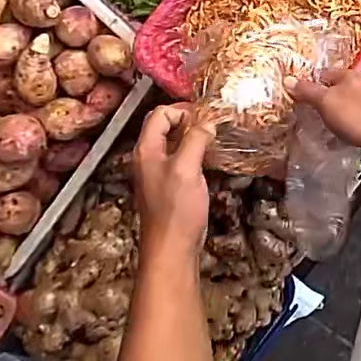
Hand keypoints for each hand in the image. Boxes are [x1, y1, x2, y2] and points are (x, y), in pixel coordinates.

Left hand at [132, 104, 215, 260]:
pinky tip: (209, 158)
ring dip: (194, 136)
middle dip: (189, 120)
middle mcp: (148, 157)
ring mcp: (158, 171)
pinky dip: (195, 151)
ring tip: (214, 138)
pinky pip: (181, 157)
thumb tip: (208, 122)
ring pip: (174, 141)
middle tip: (212, 125)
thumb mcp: (187, 168)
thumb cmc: (176, 210)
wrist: (171, 249)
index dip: (183, 111)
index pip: (161, 113)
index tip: (206, 117)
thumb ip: (195, 140)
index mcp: (146, 149)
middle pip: (165, 125)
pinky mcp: (170, 184)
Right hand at [287, 69, 360, 153]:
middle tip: (303, 114)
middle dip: (320, 101)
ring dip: (332, 116)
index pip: (322, 74)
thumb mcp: (326, 100)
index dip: (307, 84)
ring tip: (316, 127)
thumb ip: (307, 91)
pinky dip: (342, 128)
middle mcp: (359, 85)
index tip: (294, 97)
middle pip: (333, 90)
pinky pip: (351, 122)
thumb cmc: (355, 114)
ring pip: (343, 106)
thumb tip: (288, 79)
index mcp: (348, 75)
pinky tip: (334, 138)